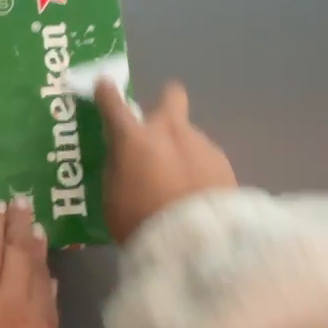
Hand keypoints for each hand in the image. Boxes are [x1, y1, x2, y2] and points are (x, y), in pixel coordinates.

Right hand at [95, 79, 236, 244]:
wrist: (197, 240)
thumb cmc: (142, 221)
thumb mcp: (112, 198)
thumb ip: (118, 169)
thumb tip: (123, 156)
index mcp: (133, 139)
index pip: (113, 104)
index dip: (107, 94)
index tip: (105, 87)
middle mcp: (168, 131)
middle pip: (171, 96)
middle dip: (166, 102)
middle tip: (160, 127)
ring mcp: (200, 143)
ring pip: (188, 137)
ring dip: (182, 151)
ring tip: (182, 185)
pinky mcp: (223, 162)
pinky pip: (205, 159)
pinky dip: (199, 170)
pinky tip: (199, 195)